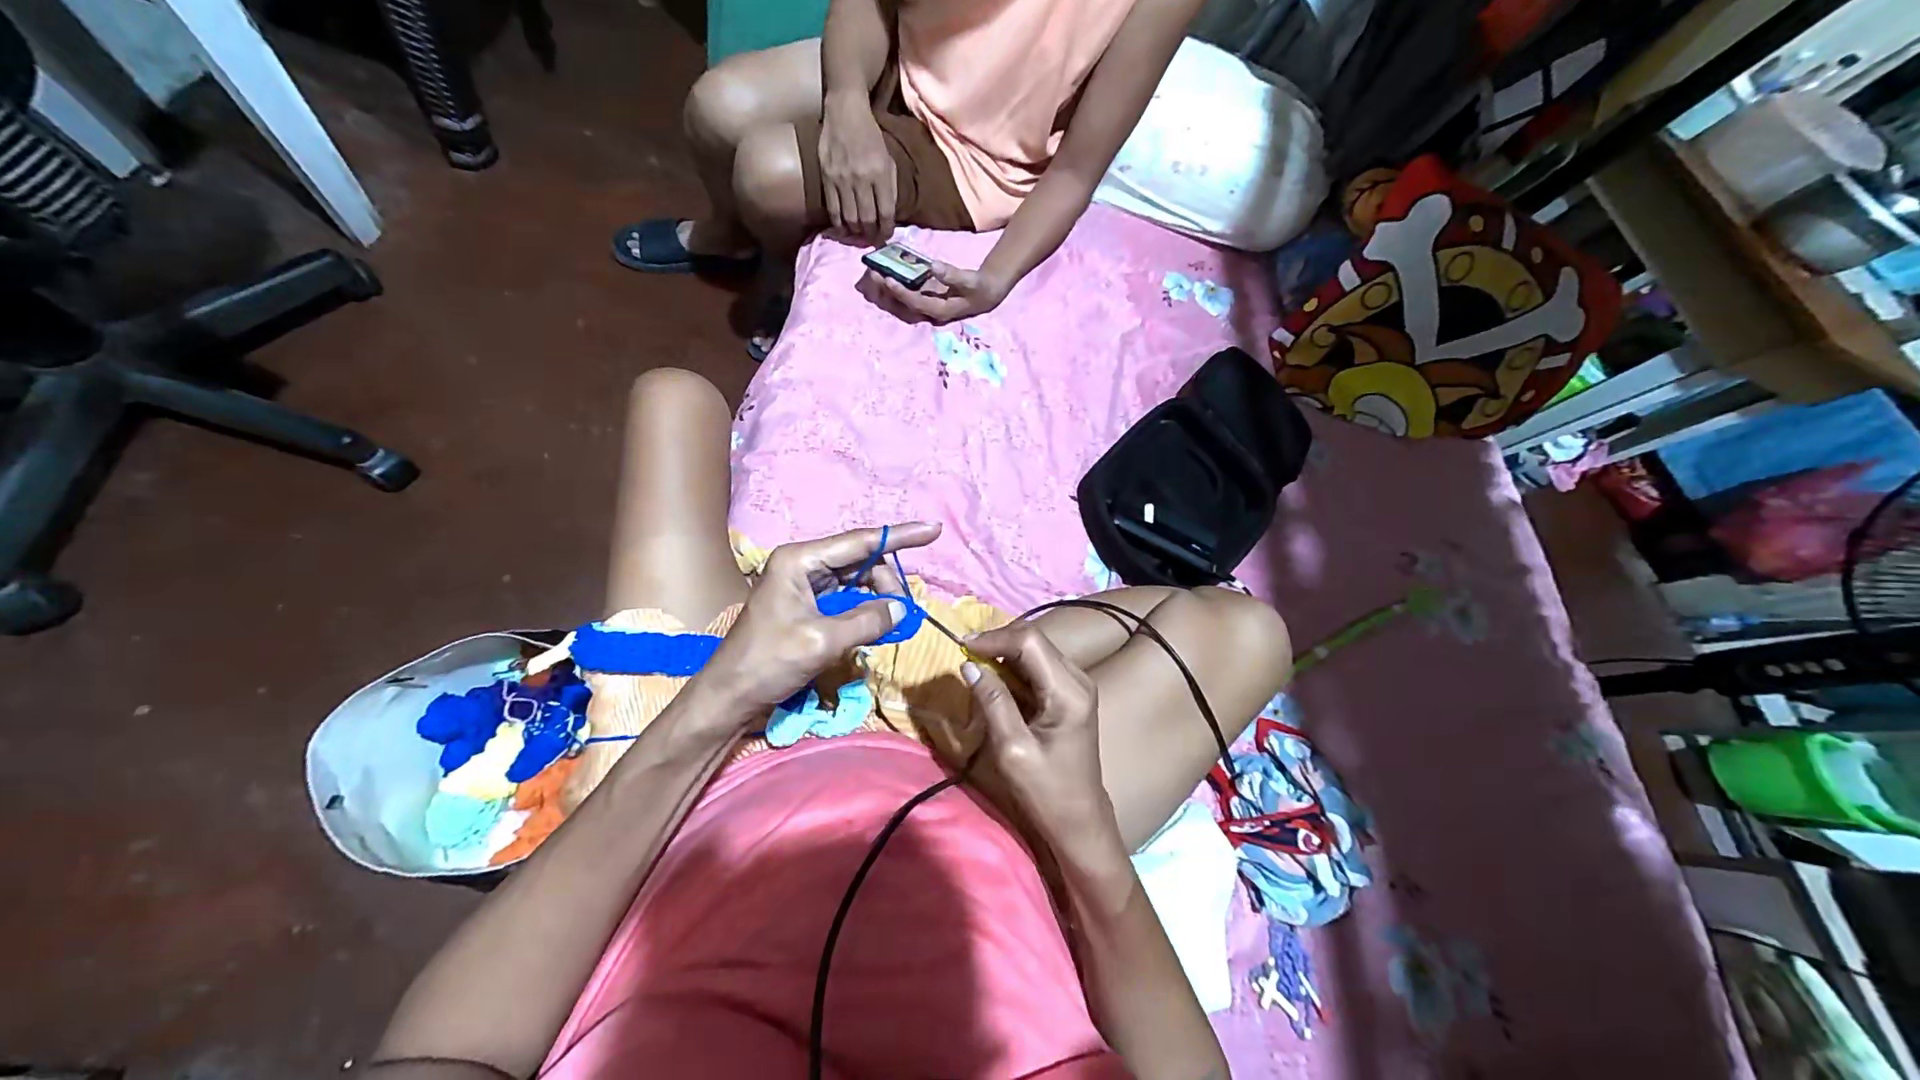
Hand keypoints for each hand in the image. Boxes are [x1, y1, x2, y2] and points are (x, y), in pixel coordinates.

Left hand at [699, 522, 941, 718]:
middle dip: (886, 581)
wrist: (729, 695)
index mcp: (799, 560)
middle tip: (903, 612)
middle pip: (860, 560)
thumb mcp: (822, 641)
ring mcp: (803, 585)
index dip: (900, 536)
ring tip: (892, 622)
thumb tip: (902, 609)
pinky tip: (877, 625)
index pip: (860, 541)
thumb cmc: (768, 661)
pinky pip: (845, 599)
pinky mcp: (805, 605)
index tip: (933, 530)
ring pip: (855, 580)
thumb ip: (867, 620)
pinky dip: (864, 610)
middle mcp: (802, 564)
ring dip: (878, 597)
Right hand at [819, 95, 896, 243]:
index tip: (886, 236)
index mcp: (880, 174)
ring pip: (849, 218)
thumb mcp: (888, 161)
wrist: (845, 113)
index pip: (885, 212)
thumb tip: (887, 216)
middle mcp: (861, 179)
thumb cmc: (871, 137)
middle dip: (871, 235)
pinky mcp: (827, 178)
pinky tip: (843, 228)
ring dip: (855, 232)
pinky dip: (838, 223)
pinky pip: (832, 209)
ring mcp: (842, 179)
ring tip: (858, 235)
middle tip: (872, 239)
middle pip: (867, 219)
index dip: (886, 230)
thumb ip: (890, 188)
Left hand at [862, 260, 1009, 324]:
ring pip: (900, 300)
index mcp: (938, 310)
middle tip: (872, 273)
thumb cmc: (978, 288)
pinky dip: (894, 282)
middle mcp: (928, 310)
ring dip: (886, 288)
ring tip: (873, 271)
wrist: (985, 293)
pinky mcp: (923, 295)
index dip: (900, 292)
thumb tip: (932, 266)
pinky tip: (885, 269)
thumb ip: (952, 275)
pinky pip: (905, 291)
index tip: (887, 280)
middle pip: (902, 304)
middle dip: (886, 291)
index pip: (915, 302)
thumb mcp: (970, 282)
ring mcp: (924, 303)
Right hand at [962, 624, 1121, 856]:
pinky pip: (1037, 666)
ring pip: (1034, 649)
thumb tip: (969, 665)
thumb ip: (993, 702)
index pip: (1030, 640)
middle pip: (1033, 639)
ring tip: (973, 665)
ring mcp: (1076, 684)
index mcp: (1068, 691)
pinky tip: (993, 680)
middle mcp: (1077, 678)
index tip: (961, 646)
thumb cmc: (1046, 791)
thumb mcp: (1012, 748)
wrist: (1079, 820)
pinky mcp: (1069, 693)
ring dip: (1002, 653)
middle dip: (996, 642)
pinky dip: (1012, 667)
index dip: (994, 637)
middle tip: (964, 655)